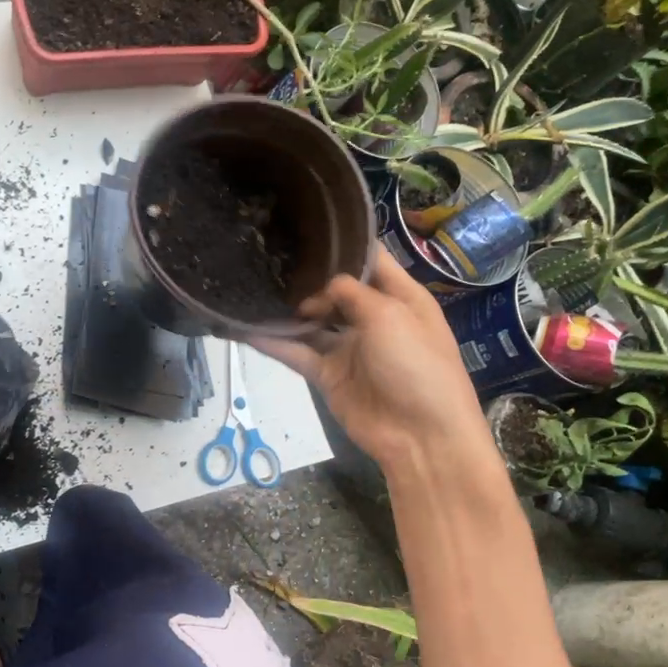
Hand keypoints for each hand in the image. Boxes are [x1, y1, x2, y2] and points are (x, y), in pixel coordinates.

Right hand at [253, 250, 489, 467]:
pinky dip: (274, 343)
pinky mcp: (328, 375)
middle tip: (274, 262)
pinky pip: (297, 353)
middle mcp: (374, 319)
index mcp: (402, 299)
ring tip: (254, 289)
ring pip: (313, 322)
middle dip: (310, 279)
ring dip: (289, 311)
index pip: (372, 262)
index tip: (311, 231)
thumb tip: (321, 290)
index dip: (346, 246)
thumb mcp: (390, 316)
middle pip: (337, 291)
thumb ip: (352, 293)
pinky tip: (246, 329)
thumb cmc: (417, 366)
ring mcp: (349, 348)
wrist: (421, 435)